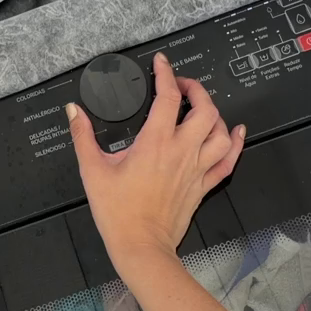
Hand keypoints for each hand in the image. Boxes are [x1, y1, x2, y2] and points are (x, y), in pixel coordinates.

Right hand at [69, 53, 245, 270]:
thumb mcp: (92, 170)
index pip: (168, 97)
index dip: (166, 73)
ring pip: (220, 132)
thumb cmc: (118, 212)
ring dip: (215, 114)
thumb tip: (73, 111)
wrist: (141, 247)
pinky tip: (236, 131)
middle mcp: (181, 151)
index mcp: (155, 142)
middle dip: (196, 89)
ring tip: (202, 106)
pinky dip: (235, 143)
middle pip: (204, 109)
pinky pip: (228, 161)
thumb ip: (82, 136)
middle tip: (182, 84)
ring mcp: (195, 168)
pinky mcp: (202, 186)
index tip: (161, 63)